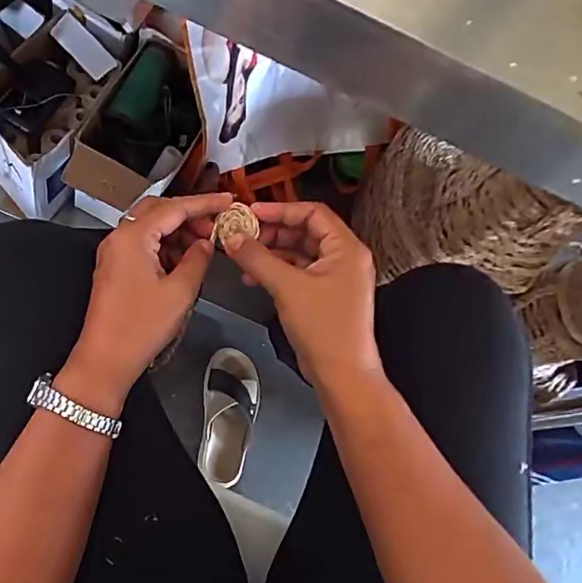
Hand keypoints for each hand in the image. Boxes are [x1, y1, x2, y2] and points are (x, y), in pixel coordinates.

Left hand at [55, 192, 231, 414]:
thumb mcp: (180, 291)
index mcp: (132, 237)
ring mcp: (114, 253)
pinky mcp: (114, 268)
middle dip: (189, 215)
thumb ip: (197, 259)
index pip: (174, 207)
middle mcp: (118, 238)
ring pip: (150, 227)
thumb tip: (205, 244)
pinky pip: (142, 245)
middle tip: (216, 226)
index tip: (226, 200)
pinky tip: (183, 260)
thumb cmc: (138, 328)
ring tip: (203, 246)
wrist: (106, 358)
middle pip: (159, 211)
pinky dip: (164, 246)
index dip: (204, 203)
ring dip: (177, 232)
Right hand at [221, 202, 381, 388]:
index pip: (312, 213)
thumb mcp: (287, 287)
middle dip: (272, 232)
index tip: (253, 213)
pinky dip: (276, 271)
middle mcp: (345, 260)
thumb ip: (257, 258)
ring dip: (271, 253)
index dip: (281, 210)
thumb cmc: (328, 331)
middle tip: (244, 234)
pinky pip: (298, 273)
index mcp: (346, 249)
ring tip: (244, 255)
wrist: (341, 372)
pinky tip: (255, 276)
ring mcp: (335, 279)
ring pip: (299, 253)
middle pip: (304, 232)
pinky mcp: (325, 296)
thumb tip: (235, 239)